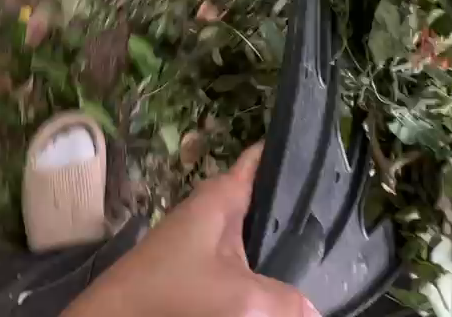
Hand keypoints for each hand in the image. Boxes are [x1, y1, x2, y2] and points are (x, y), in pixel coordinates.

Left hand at [65, 146, 316, 316]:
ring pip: (252, 232)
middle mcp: (214, 207)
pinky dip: (258, 264)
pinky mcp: (196, 262)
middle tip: (331, 219)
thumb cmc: (176, 289)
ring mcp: (204, 235)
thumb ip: (285, 300)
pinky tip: (277, 279)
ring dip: (275, 241)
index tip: (317, 150)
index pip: (260, 159)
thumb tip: (315, 308)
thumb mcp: (241, 298)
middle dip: (290, 208)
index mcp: (223, 195)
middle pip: (262, 199)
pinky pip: (239, 257)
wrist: (120, 314)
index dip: (287, 151)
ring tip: (315, 250)